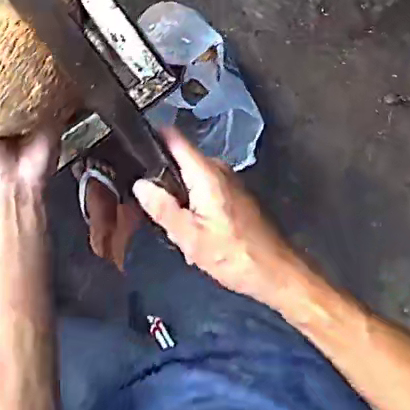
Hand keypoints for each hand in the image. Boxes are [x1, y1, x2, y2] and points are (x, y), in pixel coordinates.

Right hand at [133, 130, 313, 309]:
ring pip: (190, 178)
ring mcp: (228, 180)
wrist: (276, 273)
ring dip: (179, 199)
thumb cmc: (234, 255)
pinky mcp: (233, 194)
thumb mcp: (190, 237)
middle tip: (152, 207)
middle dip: (163, 180)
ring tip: (174, 226)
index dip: (152, 135)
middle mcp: (218, 169)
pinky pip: (203, 189)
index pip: (175, 138)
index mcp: (206, 173)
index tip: (132, 146)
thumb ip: (162, 208)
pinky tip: (193, 232)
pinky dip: (193, 206)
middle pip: (180, 160)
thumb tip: (140, 184)